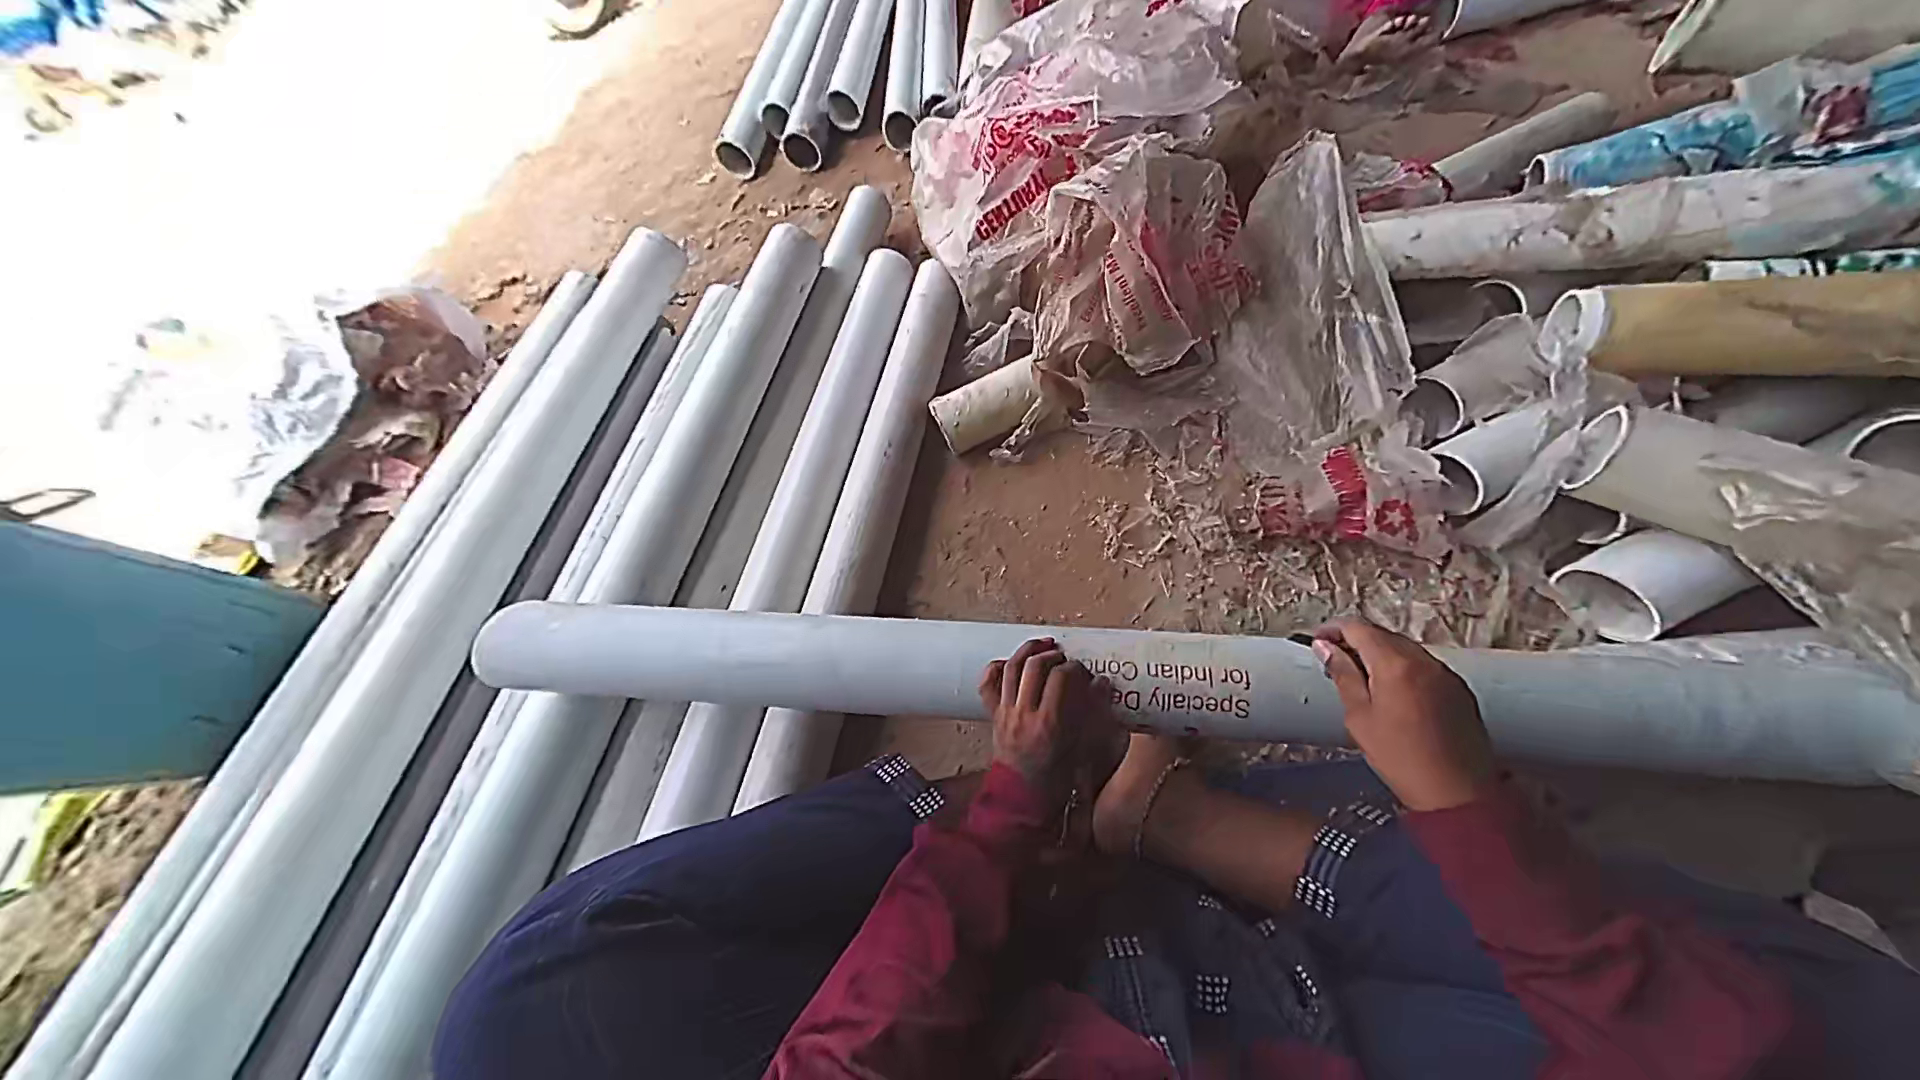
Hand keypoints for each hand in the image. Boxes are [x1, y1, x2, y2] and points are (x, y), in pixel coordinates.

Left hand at [978, 638, 1108, 797]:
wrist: (1021, 800)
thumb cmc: (1054, 780)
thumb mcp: (1081, 749)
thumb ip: (1092, 715)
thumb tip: (1102, 684)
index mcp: (1049, 724)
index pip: (1061, 678)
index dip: (1075, 668)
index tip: (1085, 672)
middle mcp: (1023, 714)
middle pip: (1034, 667)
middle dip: (1051, 656)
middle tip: (1064, 658)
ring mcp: (1005, 713)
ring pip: (1010, 669)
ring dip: (1026, 652)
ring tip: (1042, 647)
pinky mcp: (994, 715)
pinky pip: (988, 685)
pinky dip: (996, 669)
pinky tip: (1008, 662)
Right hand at [1313, 618, 1495, 811]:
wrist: (1458, 793)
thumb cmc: (1402, 758)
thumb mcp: (1359, 715)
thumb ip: (1343, 675)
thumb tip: (1326, 648)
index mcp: (1396, 665)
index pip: (1359, 628)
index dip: (1334, 629)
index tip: (1319, 640)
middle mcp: (1425, 662)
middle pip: (1383, 635)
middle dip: (1356, 640)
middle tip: (1334, 659)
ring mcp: (1446, 674)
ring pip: (1404, 648)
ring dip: (1379, 653)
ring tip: (1360, 676)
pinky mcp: (1459, 690)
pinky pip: (1423, 665)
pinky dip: (1401, 667)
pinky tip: (1390, 690)